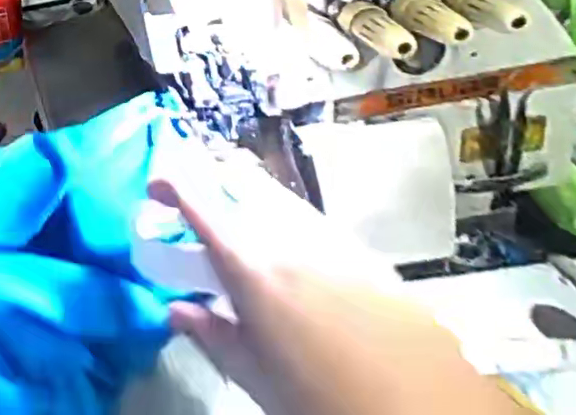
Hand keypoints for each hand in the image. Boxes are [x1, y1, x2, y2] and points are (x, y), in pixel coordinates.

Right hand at [149, 157, 521, 414]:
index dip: (174, 185)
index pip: (203, 208)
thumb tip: (177, 309)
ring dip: (241, 196)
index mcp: (252, 270)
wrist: (421, 403)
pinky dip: (276, 216)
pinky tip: (283, 253)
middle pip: (237, 183)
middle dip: (207, 182)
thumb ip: (214, 336)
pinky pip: (300, 214)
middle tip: (191, 207)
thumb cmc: (323, 400)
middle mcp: (284, 237)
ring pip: (269, 194)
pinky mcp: (350, 244)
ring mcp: (321, 234)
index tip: (155, 184)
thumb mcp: (259, 380)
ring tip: (233, 228)